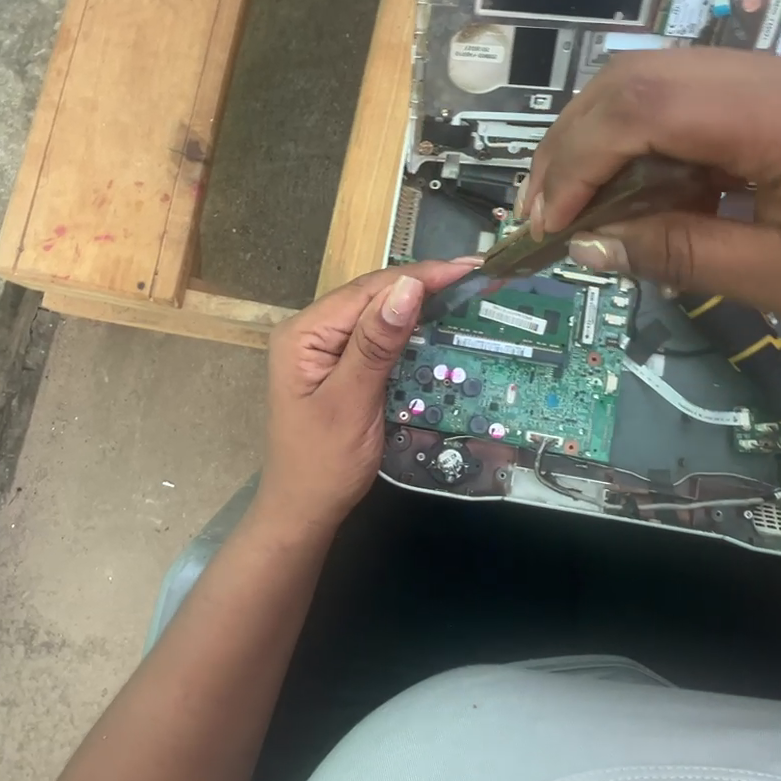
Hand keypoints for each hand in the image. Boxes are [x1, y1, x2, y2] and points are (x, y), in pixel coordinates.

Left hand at [255, 259, 478, 534]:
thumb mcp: (351, 402)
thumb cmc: (323, 463)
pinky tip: (436, 328)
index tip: (468, 269)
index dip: (419, 276)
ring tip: (465, 296)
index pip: (367, 290)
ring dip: (419, 306)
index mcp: (304, 333)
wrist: (304, 510)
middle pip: (372, 296)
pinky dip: (409, 332)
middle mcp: (311, 332)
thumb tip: (408, 287)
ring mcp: (325, 349)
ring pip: (378, 314)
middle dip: (423, 285)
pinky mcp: (340, 366)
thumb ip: (376, 344)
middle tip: (476, 279)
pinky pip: (377, 338)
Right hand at [522, 49, 780, 372]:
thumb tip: (586, 245)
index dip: (575, 163)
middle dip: (575, 145)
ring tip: (582, 212)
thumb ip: (680, 253)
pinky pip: (698, 111)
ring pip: (663, 87)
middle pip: (641, 79)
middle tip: (545, 215)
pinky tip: (647, 203)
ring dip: (607, 145)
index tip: (547, 226)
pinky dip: (652, 153)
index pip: (642, 107)